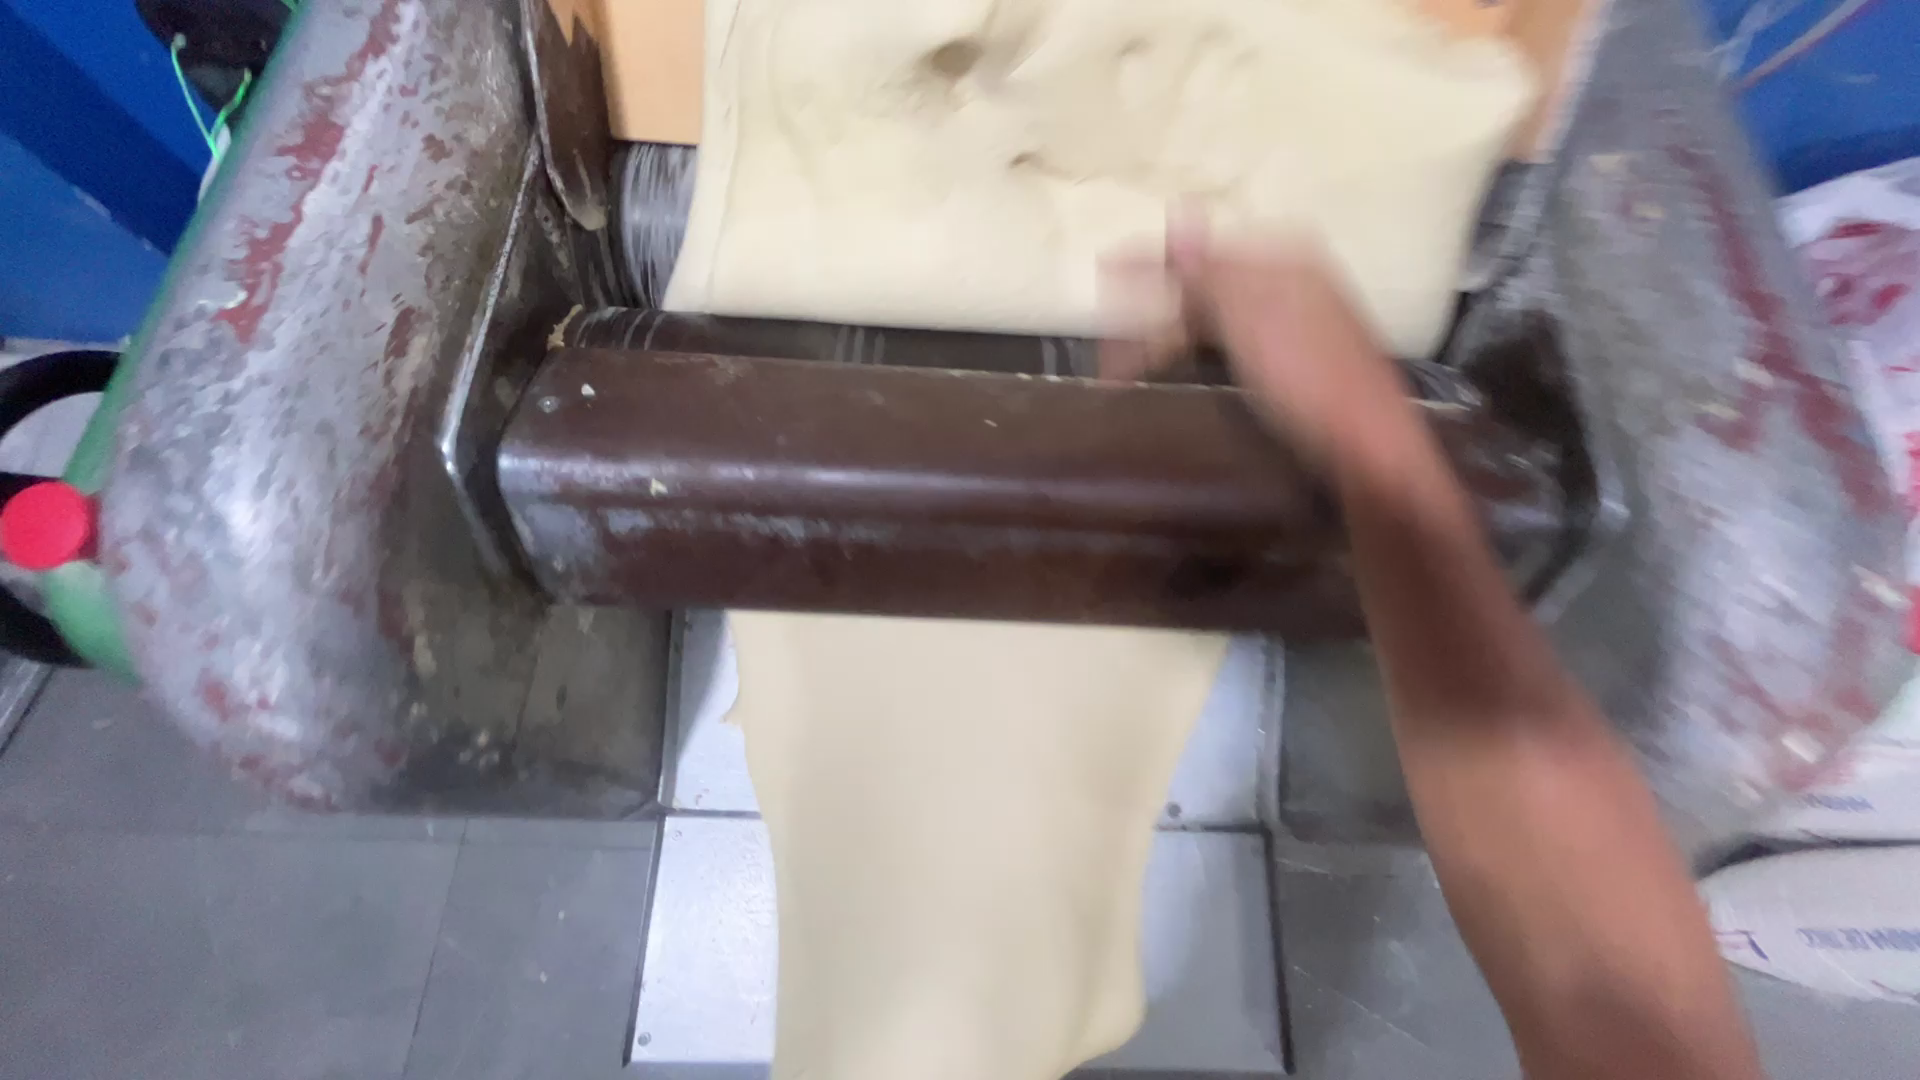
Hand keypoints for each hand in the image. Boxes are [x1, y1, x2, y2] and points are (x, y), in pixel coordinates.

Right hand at [1100, 218, 1419, 471]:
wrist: (1365, 441)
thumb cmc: (1310, 377)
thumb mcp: (1255, 316)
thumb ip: (1210, 269)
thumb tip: (1177, 214)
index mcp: (1279, 258)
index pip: (1196, 253)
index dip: (1145, 266)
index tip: (1102, 270)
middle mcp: (1282, 279)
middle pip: (1198, 286)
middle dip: (1148, 314)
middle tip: (1106, 347)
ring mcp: (1284, 318)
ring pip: (1207, 316)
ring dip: (1162, 339)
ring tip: (1123, 367)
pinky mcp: (1283, 354)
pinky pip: (1221, 339)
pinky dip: (1189, 350)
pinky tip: (1170, 363)